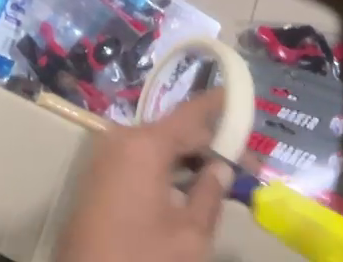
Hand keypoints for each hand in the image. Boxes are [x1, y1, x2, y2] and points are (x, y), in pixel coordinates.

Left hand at [57, 89, 233, 261]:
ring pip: (158, 146)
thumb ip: (210, 194)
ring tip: (219, 177)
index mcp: (145, 143)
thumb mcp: (189, 236)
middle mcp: (122, 138)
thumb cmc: (140, 259)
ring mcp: (105, 156)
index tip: (240, 98)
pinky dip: (165, 168)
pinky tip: (187, 186)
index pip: (191, 112)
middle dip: (209, 144)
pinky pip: (139, 160)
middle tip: (244, 164)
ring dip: (188, 159)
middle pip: (175, 130)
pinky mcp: (98, 176)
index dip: (219, 104)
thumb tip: (220, 168)